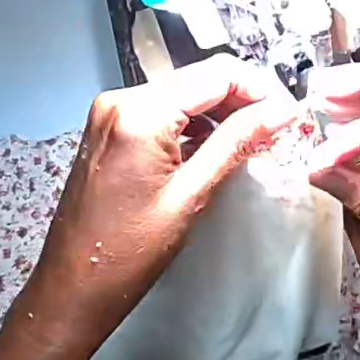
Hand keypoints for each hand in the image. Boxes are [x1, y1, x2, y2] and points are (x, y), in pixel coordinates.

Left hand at [12, 55, 300, 359]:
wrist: (73, 285)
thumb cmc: (126, 253)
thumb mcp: (191, 195)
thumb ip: (237, 143)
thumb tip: (280, 112)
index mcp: (138, 113)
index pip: (215, 74)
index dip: (259, 88)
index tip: (286, 112)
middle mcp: (119, 101)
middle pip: (198, 79)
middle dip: (241, 99)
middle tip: (275, 128)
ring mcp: (110, 113)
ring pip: (182, 94)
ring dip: (218, 112)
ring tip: (250, 142)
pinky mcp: (109, 129)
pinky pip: (161, 111)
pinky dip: (191, 124)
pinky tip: (213, 148)